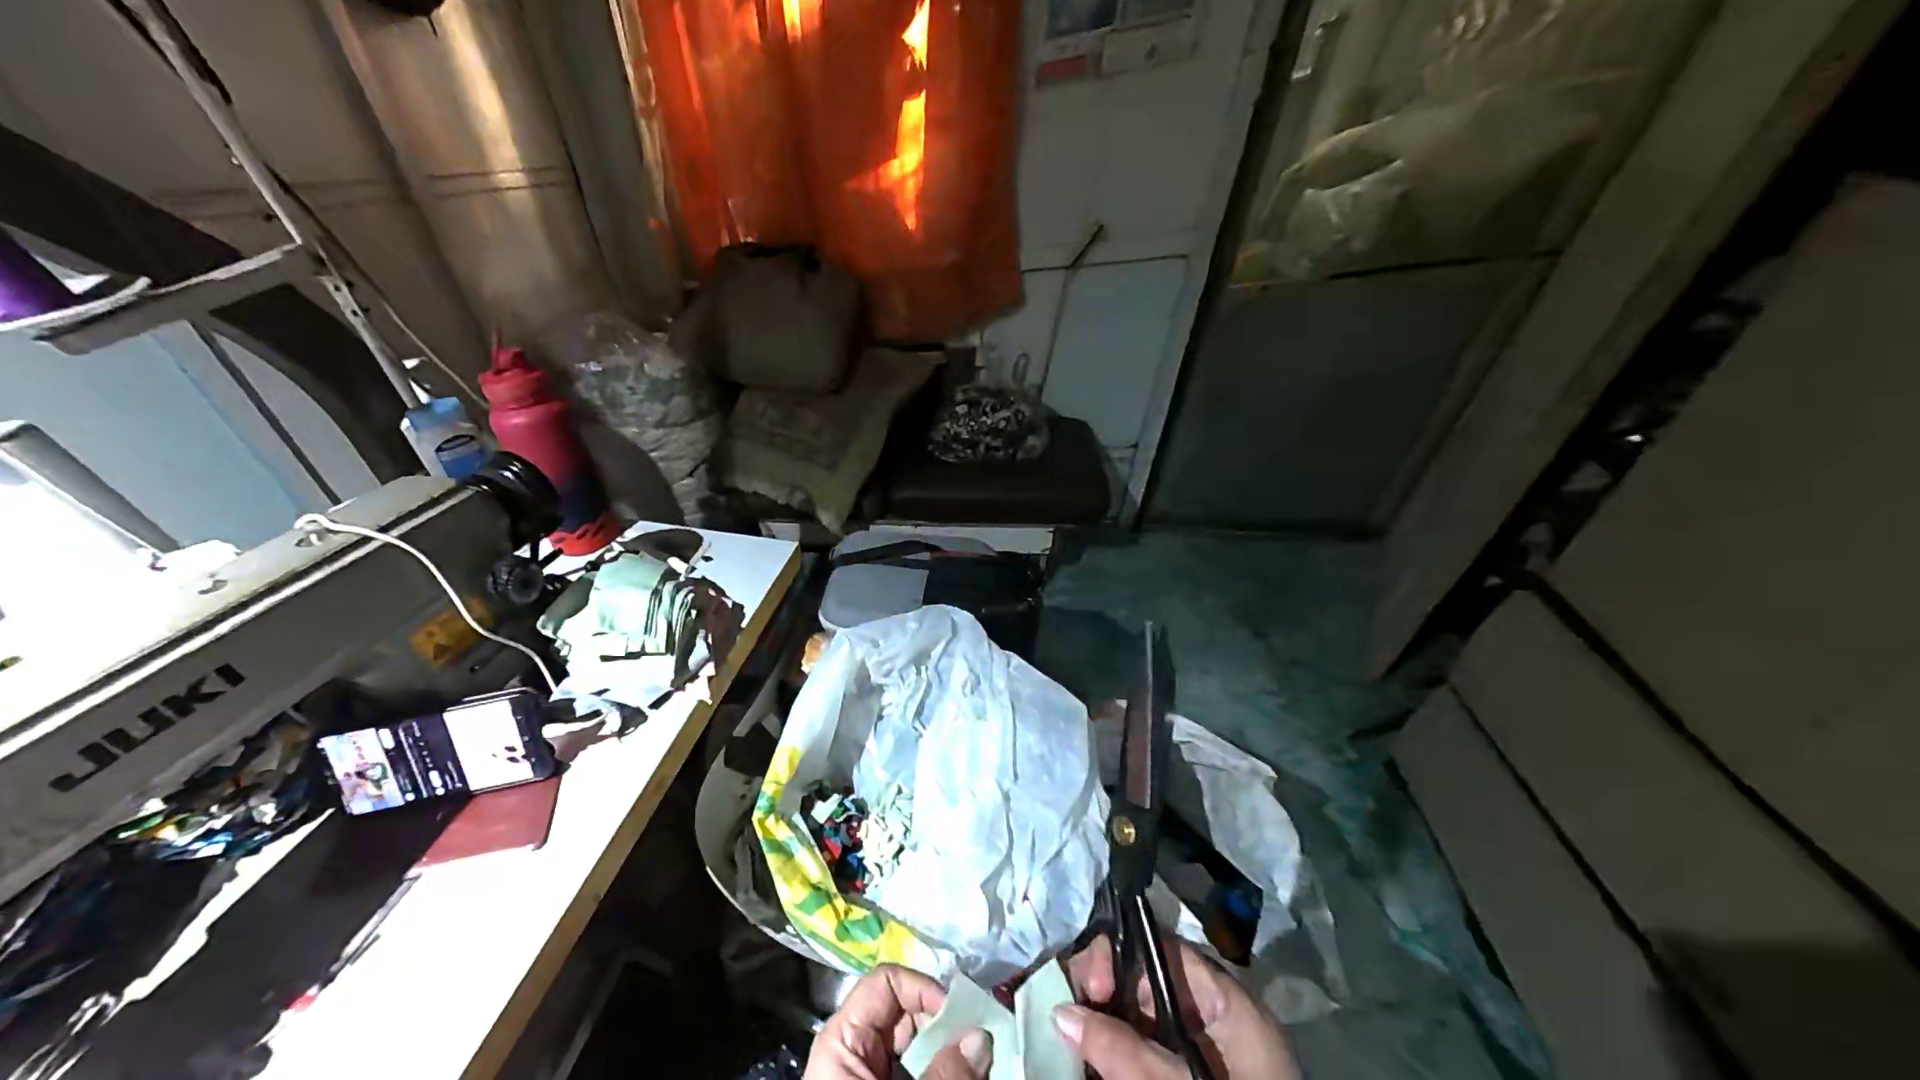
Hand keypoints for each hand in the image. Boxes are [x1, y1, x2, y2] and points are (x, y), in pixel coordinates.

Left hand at [804, 964, 992, 1079]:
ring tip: (985, 1067)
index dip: (925, 990)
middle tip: (988, 1044)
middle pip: (909, 1013)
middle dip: (950, 1026)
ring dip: (954, 1054)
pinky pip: (921, 1074)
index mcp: (844, 1039)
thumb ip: (943, 1077)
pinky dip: (946, 1075)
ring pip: (921, 1046)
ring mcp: (872, 1076)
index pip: (887, 982)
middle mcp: (857, 1050)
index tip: (964, 1019)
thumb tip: (982, 1037)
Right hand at [1056, 936, 1299, 1079]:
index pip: (1161, 948)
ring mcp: (1200, 1046)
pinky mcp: (1186, 1071)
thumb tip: (1061, 1012)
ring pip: (1137, 1012)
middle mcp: (1213, 1013)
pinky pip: (1145, 1043)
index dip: (1118, 954)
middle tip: (1071, 1020)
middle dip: (1102, 991)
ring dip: (1103, 1023)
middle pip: (1144, 976)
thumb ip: (1126, 1053)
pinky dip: (1117, 1049)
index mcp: (1226, 1002)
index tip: (1090, 989)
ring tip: (1074, 1041)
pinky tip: (1092, 1058)